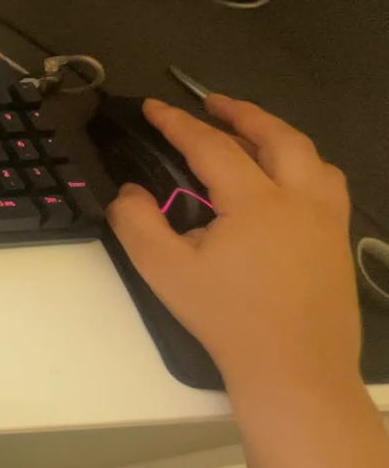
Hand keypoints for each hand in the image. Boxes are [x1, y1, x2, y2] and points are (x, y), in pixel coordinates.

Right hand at [107, 96, 357, 398]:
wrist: (293, 364)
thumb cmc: (223, 313)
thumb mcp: (160, 266)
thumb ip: (135, 219)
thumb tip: (133, 190)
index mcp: (257, 204)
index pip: (213, 147)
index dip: (177, 123)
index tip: (151, 108)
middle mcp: (302, 203)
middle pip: (282, 140)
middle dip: (244, 114)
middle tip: (211, 102)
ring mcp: (327, 222)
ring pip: (314, 159)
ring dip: (277, 135)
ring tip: (246, 131)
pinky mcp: (335, 241)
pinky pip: (324, 183)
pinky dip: (298, 162)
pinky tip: (275, 175)